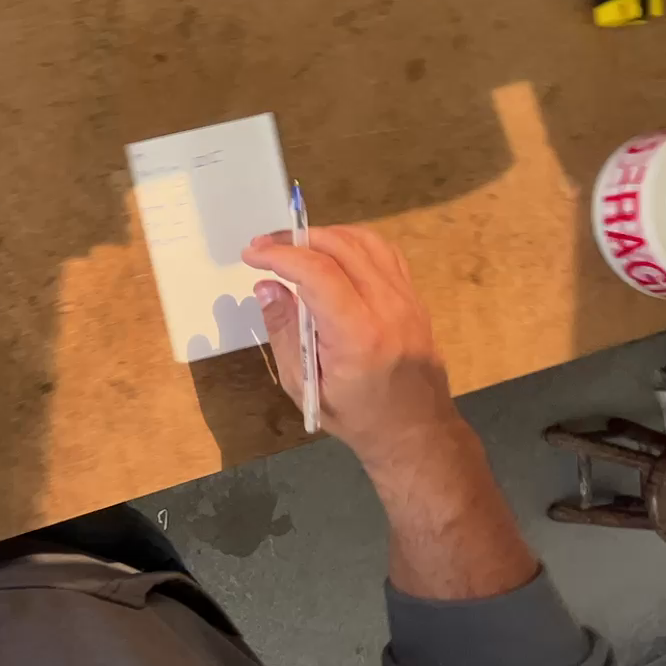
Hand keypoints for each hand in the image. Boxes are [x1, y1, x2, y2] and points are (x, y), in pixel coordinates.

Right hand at [242, 226, 458, 471]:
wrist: (414, 429)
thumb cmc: (353, 415)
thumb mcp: (302, 384)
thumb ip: (284, 331)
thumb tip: (266, 287)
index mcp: (357, 334)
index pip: (317, 273)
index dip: (280, 256)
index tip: (250, 255)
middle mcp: (388, 308)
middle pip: (340, 247)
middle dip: (295, 239)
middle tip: (263, 247)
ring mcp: (407, 299)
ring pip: (365, 242)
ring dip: (322, 236)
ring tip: (292, 246)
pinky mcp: (413, 298)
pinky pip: (383, 253)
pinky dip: (350, 243)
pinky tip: (328, 254)